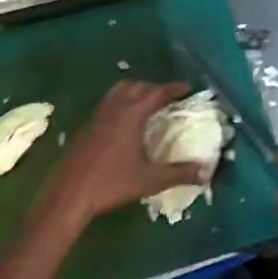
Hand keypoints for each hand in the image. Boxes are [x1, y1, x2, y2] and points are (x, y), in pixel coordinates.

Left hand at [39, 80, 204, 228]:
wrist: (70, 192)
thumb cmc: (112, 183)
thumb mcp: (150, 179)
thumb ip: (179, 173)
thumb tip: (206, 171)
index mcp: (132, 113)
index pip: (157, 92)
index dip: (174, 88)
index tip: (188, 87)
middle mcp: (115, 107)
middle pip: (138, 86)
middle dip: (155, 88)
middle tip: (170, 99)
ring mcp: (98, 114)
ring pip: (120, 91)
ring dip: (136, 92)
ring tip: (149, 106)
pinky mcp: (87, 124)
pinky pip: (109, 102)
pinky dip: (122, 102)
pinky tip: (126, 122)